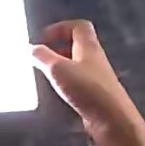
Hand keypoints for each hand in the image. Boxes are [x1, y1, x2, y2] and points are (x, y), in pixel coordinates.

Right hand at [31, 20, 144, 142]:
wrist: (112, 119)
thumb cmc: (86, 88)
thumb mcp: (58, 69)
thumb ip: (42, 57)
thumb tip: (31, 48)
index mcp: (88, 46)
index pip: (78, 26)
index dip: (60, 27)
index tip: (43, 38)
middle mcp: (95, 58)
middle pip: (76, 45)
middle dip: (56, 48)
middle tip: (40, 57)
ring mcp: (97, 77)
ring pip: (76, 65)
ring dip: (59, 67)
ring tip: (44, 75)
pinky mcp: (96, 94)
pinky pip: (78, 82)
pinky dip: (65, 83)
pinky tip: (56, 92)